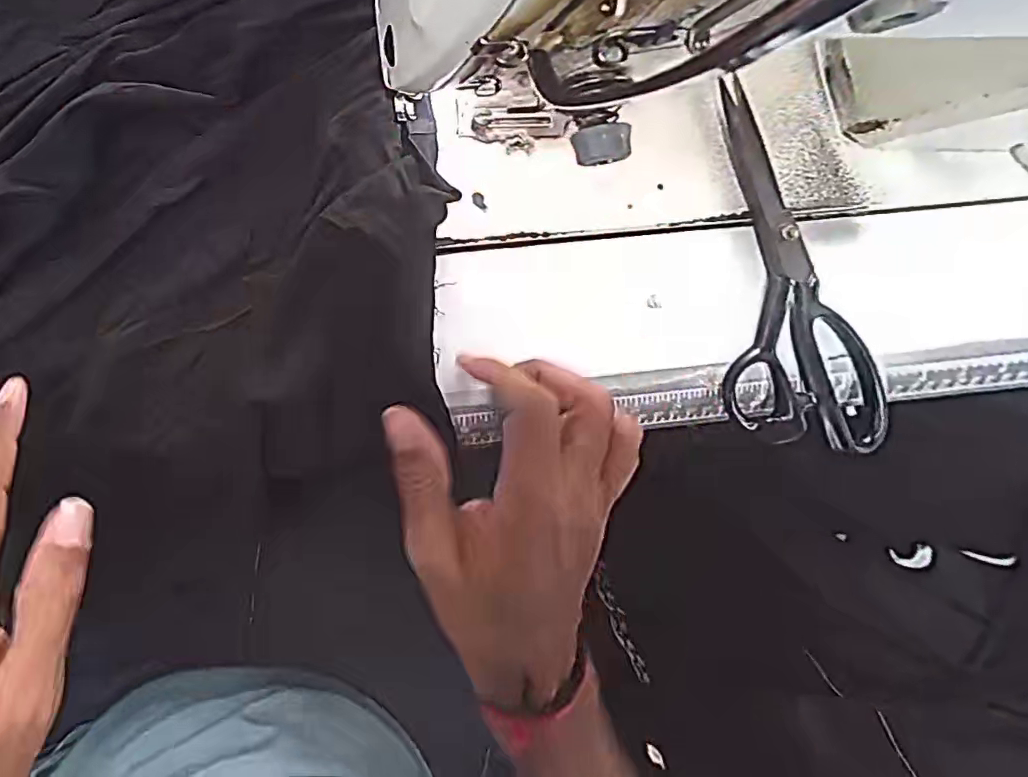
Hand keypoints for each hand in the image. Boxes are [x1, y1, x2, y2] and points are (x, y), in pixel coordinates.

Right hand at [383, 356, 640, 710]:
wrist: (526, 659)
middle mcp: (572, 497)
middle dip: (541, 372)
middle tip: (502, 374)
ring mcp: (594, 503)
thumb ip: (419, 478)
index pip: (536, 412)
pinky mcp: (600, 510)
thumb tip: (402, 423)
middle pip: (587, 405)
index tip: (473, 368)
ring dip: (575, 391)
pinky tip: (567, 420)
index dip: (502, 374)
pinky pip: (625, 452)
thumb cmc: (483, 612)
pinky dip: (603, 420)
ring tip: (533, 387)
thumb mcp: (431, 548)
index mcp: (531, 502)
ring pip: (615, 423)